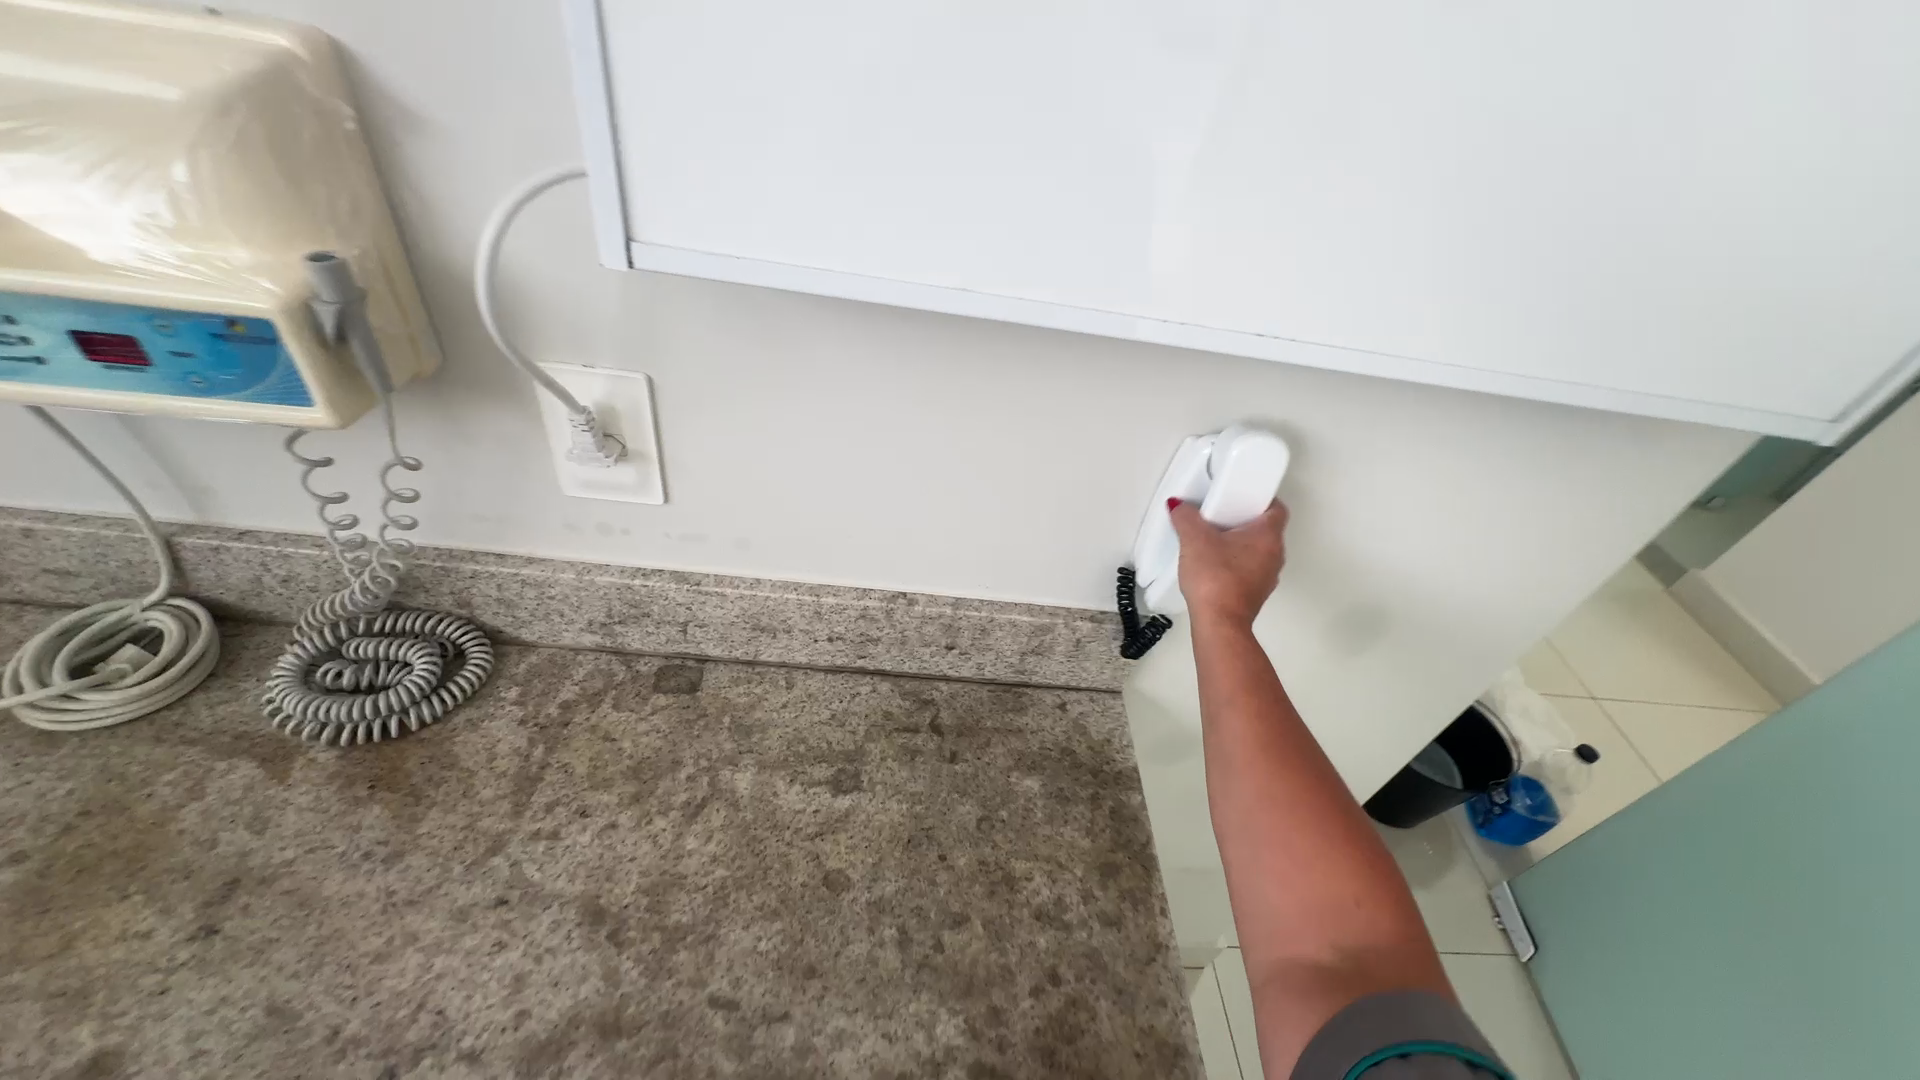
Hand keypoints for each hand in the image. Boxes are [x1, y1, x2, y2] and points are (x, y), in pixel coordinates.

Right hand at [1169, 498, 1288, 629]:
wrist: (1219, 622)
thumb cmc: (1216, 578)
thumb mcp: (1194, 539)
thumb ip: (1186, 517)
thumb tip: (1179, 507)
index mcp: (1268, 535)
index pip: (1276, 508)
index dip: (1260, 499)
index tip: (1240, 496)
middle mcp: (1275, 555)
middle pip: (1265, 530)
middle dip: (1244, 522)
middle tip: (1221, 517)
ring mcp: (1268, 577)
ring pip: (1258, 552)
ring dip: (1240, 546)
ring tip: (1213, 543)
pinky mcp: (1256, 594)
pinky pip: (1249, 571)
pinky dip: (1235, 566)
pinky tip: (1213, 568)